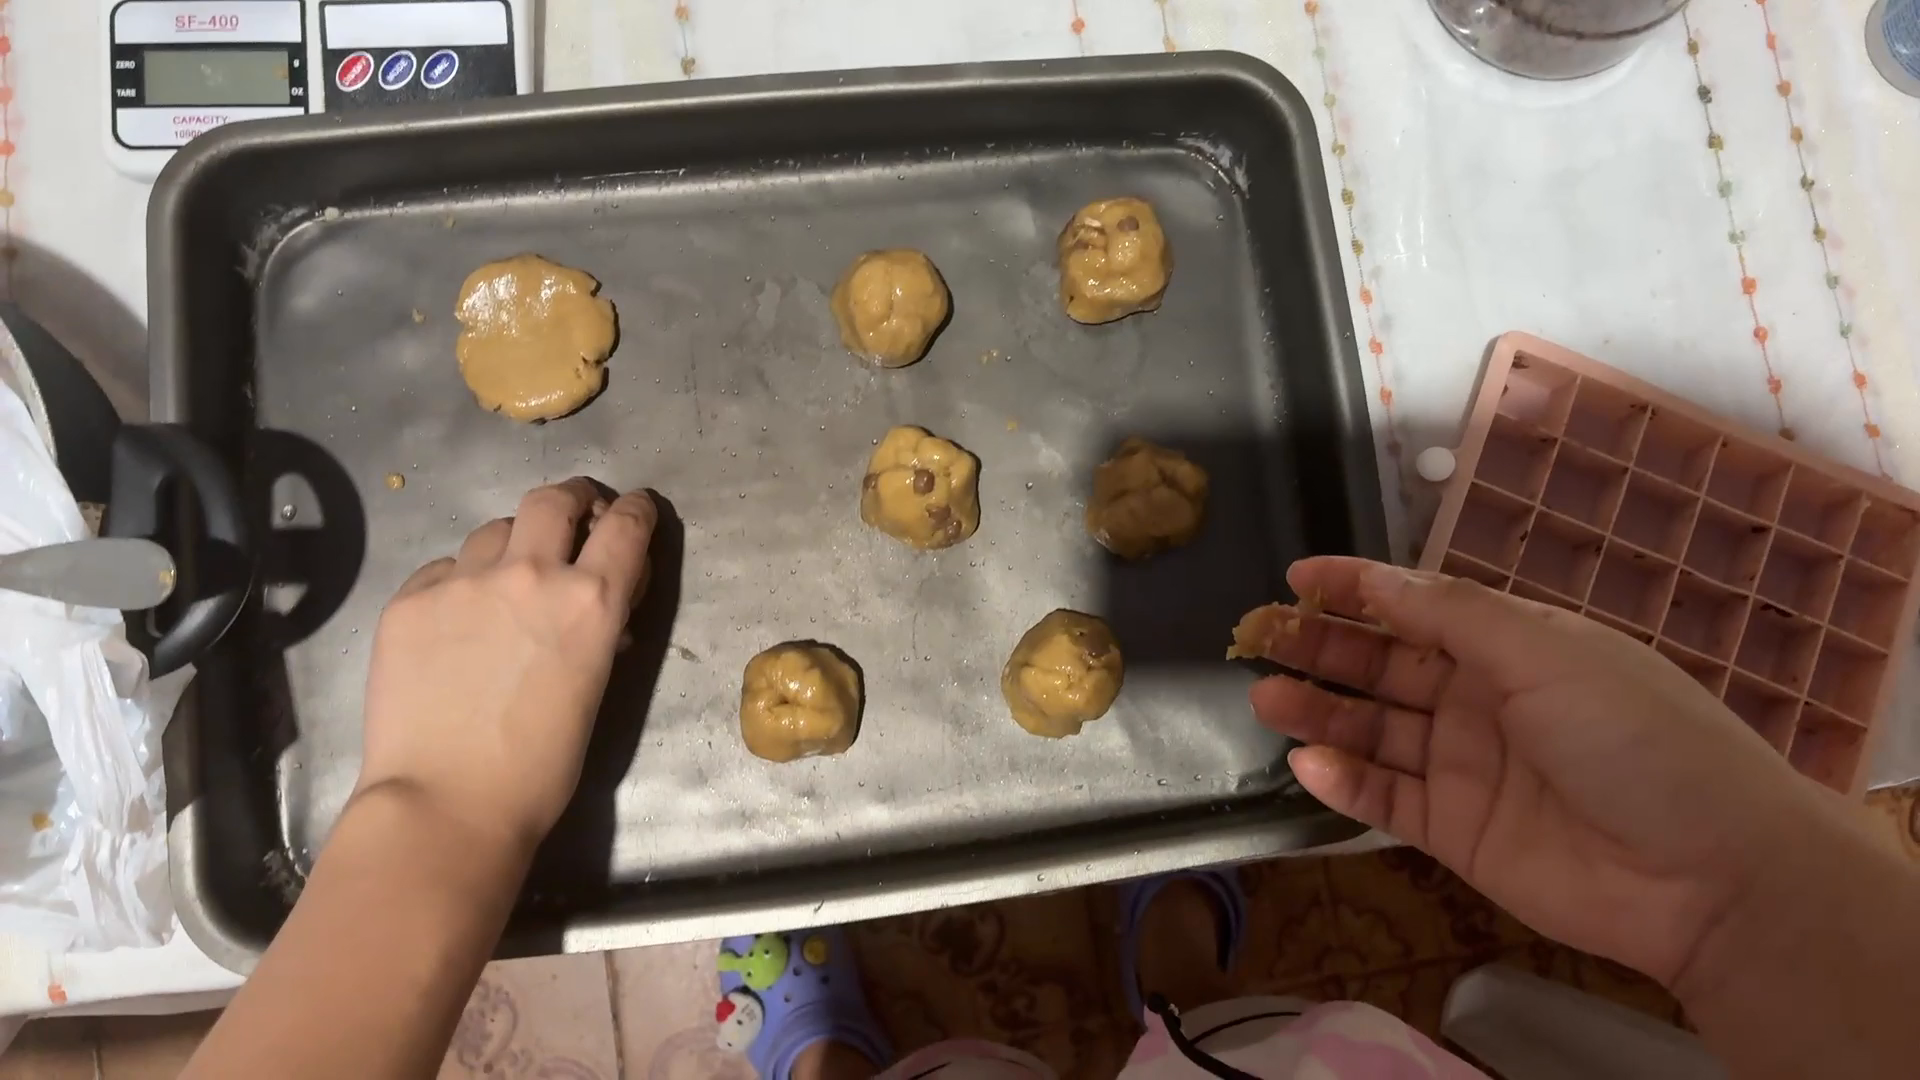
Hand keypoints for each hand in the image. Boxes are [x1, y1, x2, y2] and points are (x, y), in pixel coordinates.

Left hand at [355, 478, 657, 851]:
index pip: (628, 523)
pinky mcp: (408, 601)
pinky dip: (463, 579)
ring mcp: (462, 582)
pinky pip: (445, 568)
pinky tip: (460, 618)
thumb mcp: (599, 678)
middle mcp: (531, 573)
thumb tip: (601, 598)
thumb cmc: (545, 760)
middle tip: (577, 513)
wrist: (446, 802)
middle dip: (574, 497)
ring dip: (515, 542)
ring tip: (510, 577)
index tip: (635, 508)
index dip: (637, 508)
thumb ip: (603, 621)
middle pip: (554, 499)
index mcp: (593, 598)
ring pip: (495, 528)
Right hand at [1248, 557, 1841, 989]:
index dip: (1354, 588)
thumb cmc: (1635, 738)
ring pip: (1369, 729)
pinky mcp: (1450, 828)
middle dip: (1317, 646)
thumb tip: (1374, 578)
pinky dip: (1342, 782)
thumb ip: (1452, 614)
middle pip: (1377, 666)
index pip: (1412, 606)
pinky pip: (1383, 797)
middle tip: (1256, 635)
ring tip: (1266, 700)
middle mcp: (1475, 700)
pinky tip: (1308, 765)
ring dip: (1316, 712)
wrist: (1717, 881)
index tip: (1295, 578)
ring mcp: (1459, 766)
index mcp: (1505, 648)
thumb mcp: (1547, 652)